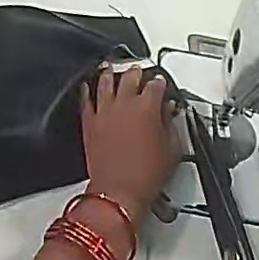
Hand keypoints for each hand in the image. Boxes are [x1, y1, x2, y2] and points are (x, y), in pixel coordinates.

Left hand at [79, 65, 179, 245]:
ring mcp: (104, 112)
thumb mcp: (172, 150)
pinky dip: (86, 90)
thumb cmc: (145, 175)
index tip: (160, 83)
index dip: (159, 82)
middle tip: (139, 71)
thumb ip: (171, 126)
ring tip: (111, 68)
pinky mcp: (89, 122)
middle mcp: (124, 104)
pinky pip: (85, 100)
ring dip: (110, 73)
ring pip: (105, 82)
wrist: (119, 191)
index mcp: (147, 107)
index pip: (155, 85)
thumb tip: (170, 115)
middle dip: (136, 72)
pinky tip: (87, 86)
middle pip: (130, 77)